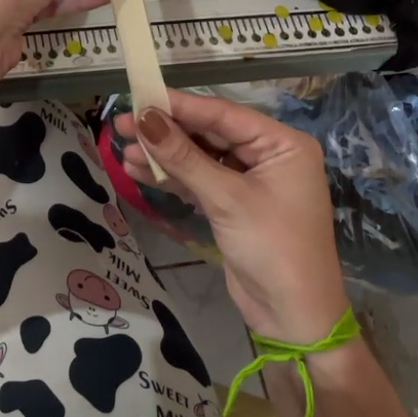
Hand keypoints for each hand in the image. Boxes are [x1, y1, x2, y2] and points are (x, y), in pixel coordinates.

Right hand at [117, 90, 349, 343]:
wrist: (295, 320)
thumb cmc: (273, 249)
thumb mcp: (227, 199)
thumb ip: (183, 157)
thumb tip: (143, 118)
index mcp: (282, 144)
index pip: (222, 114)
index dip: (179, 106)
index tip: (139, 96)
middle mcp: (268, 155)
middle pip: (209, 133)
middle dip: (166, 131)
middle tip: (122, 124)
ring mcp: (250, 181)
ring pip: (199, 157)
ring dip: (163, 155)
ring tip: (123, 148)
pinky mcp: (233, 204)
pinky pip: (198, 180)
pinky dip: (171, 177)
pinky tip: (138, 170)